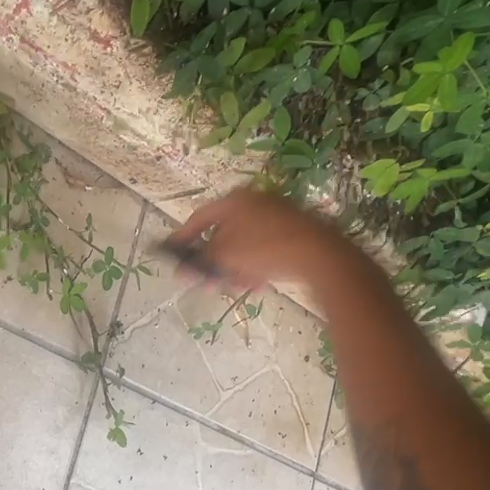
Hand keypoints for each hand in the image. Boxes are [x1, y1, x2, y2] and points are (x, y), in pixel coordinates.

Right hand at [163, 188, 358, 289]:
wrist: (318, 254)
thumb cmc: (264, 248)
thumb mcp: (225, 256)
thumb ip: (200, 262)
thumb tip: (180, 272)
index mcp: (233, 201)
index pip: (198, 219)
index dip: (182, 239)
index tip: (170, 255)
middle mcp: (252, 203)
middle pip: (221, 234)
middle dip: (211, 261)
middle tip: (203, 282)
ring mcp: (274, 216)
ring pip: (242, 245)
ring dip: (232, 268)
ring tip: (229, 288)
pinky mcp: (291, 232)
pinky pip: (262, 250)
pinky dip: (253, 266)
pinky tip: (254, 285)